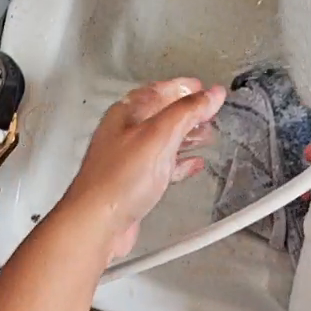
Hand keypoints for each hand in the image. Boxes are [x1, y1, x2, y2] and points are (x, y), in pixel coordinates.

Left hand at [59, 78, 226, 261]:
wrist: (97, 224)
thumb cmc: (117, 180)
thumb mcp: (158, 136)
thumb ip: (187, 112)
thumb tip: (212, 95)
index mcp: (126, 114)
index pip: (159, 91)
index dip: (183, 87)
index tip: (203, 87)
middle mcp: (125, 134)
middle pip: (161, 115)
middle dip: (188, 112)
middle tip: (209, 112)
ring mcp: (128, 160)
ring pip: (163, 141)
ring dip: (186, 136)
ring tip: (206, 135)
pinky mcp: (134, 184)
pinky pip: (161, 167)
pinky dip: (179, 163)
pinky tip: (192, 164)